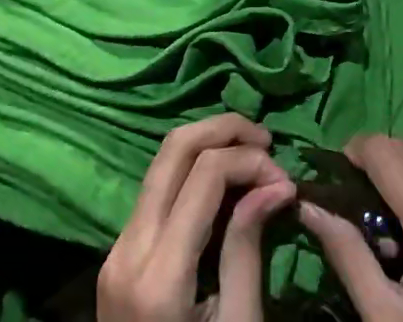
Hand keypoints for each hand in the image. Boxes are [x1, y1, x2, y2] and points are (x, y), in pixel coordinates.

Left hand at [98, 114, 296, 321]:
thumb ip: (248, 248)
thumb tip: (277, 183)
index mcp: (158, 273)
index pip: (205, 172)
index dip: (252, 161)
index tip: (285, 182)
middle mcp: (127, 248)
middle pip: (174, 148)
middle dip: (227, 129)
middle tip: (268, 141)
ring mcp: (116, 247)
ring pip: (162, 159)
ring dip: (211, 144)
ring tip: (253, 156)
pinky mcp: (119, 251)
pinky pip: (158, 186)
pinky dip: (196, 168)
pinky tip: (227, 183)